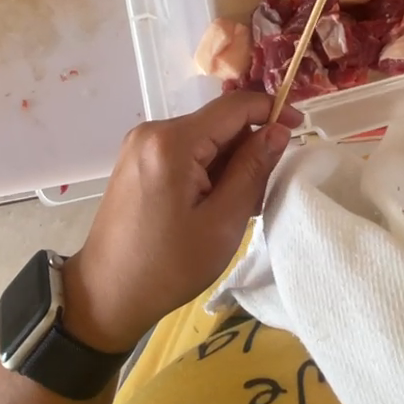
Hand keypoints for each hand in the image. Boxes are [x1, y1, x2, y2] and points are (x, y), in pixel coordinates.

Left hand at [60, 92, 298, 352]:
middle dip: (248, 148)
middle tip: (261, 192)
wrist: (103, 297)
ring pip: (204, 136)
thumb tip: (278, 131)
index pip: (235, 106)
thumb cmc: (167, 267)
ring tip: (235, 206)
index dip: (272, 110)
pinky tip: (212, 202)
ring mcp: (142, 143)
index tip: (301, 128)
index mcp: (173, 141)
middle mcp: (154, 130)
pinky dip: (208, 167)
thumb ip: (252, 170)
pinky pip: (186, 148)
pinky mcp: (138, 157)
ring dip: (229, 161)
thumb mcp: (222, 223)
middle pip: (219, 122)